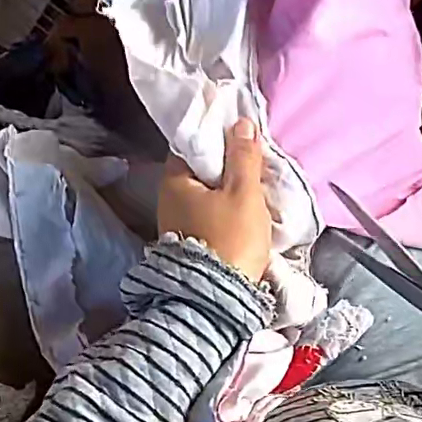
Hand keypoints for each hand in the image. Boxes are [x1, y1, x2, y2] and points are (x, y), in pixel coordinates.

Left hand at [157, 118, 272, 280]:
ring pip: (205, 197)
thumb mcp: (244, 194)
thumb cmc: (232, 240)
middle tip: (253, 167)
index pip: (193, 144)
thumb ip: (243, 157)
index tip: (242, 141)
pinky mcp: (190, 247)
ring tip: (252, 192)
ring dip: (226, 193)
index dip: (218, 138)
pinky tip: (242, 217)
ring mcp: (176, 226)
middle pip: (199, 172)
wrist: (220, 298)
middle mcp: (168, 200)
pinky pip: (207, 218)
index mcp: (174, 181)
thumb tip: (241, 124)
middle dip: (225, 167)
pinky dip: (223, 213)